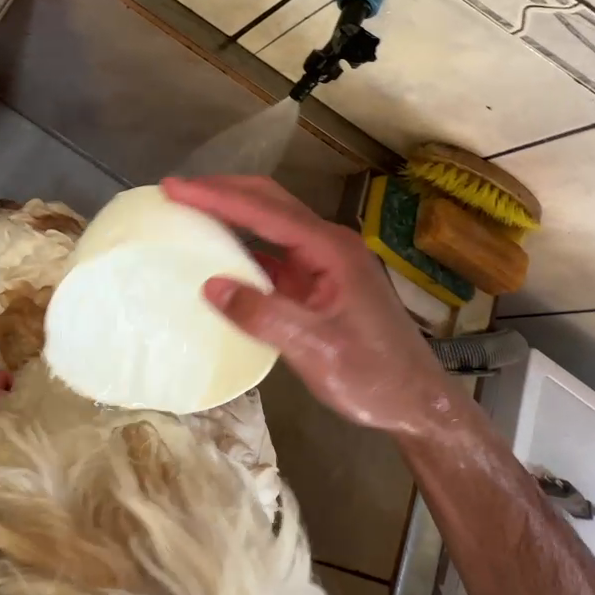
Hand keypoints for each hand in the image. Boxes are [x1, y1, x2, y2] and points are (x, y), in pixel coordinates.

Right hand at [162, 175, 456, 439]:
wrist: (420, 407)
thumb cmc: (375, 379)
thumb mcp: (318, 352)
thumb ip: (265, 316)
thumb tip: (210, 285)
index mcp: (332, 250)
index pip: (265, 211)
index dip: (217, 196)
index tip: (174, 188)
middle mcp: (329, 244)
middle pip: (269, 201)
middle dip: (223, 189)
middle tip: (176, 190)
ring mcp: (324, 262)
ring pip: (271, 220)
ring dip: (231, 210)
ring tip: (189, 209)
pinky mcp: (318, 281)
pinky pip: (273, 249)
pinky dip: (242, 241)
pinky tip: (218, 250)